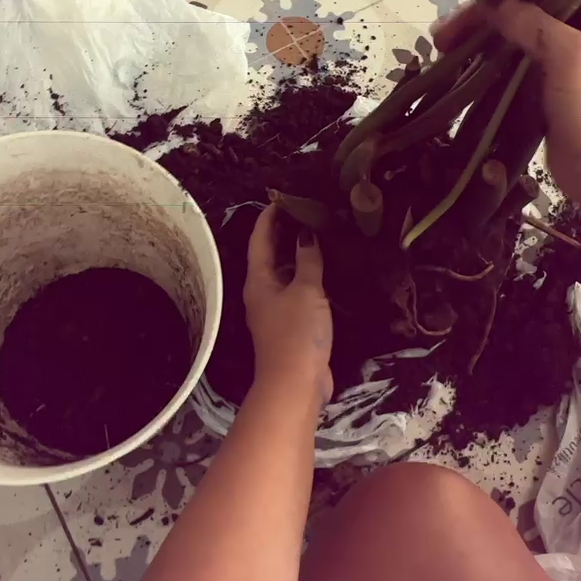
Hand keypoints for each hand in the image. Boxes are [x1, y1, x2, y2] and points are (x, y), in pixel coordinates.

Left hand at [243, 204, 332, 409]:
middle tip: (304, 210)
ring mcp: (274, 309)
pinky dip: (305, 274)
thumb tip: (306, 233)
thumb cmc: (297, 333)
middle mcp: (261, 291)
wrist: (296, 383)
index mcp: (258, 280)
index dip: (269, 217)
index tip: (283, 197)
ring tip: (315, 232)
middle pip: (269, 254)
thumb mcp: (307, 291)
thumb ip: (307, 260)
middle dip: (283, 232)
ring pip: (283, 272)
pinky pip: (295, 289)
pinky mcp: (289, 324)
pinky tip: (322, 269)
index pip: (260, 239)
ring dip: (295, 253)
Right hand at [435, 0, 580, 201]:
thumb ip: (535, 24)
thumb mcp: (572, 54)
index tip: (478, 4)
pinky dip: (483, 63)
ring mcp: (560, 60)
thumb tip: (495, 7)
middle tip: (444, 35)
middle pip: (524, 9)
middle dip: (482, 17)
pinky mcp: (542, 89)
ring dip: (477, 40)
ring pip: (511, 37)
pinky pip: (508, 65)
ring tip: (442, 49)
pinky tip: (459, 68)